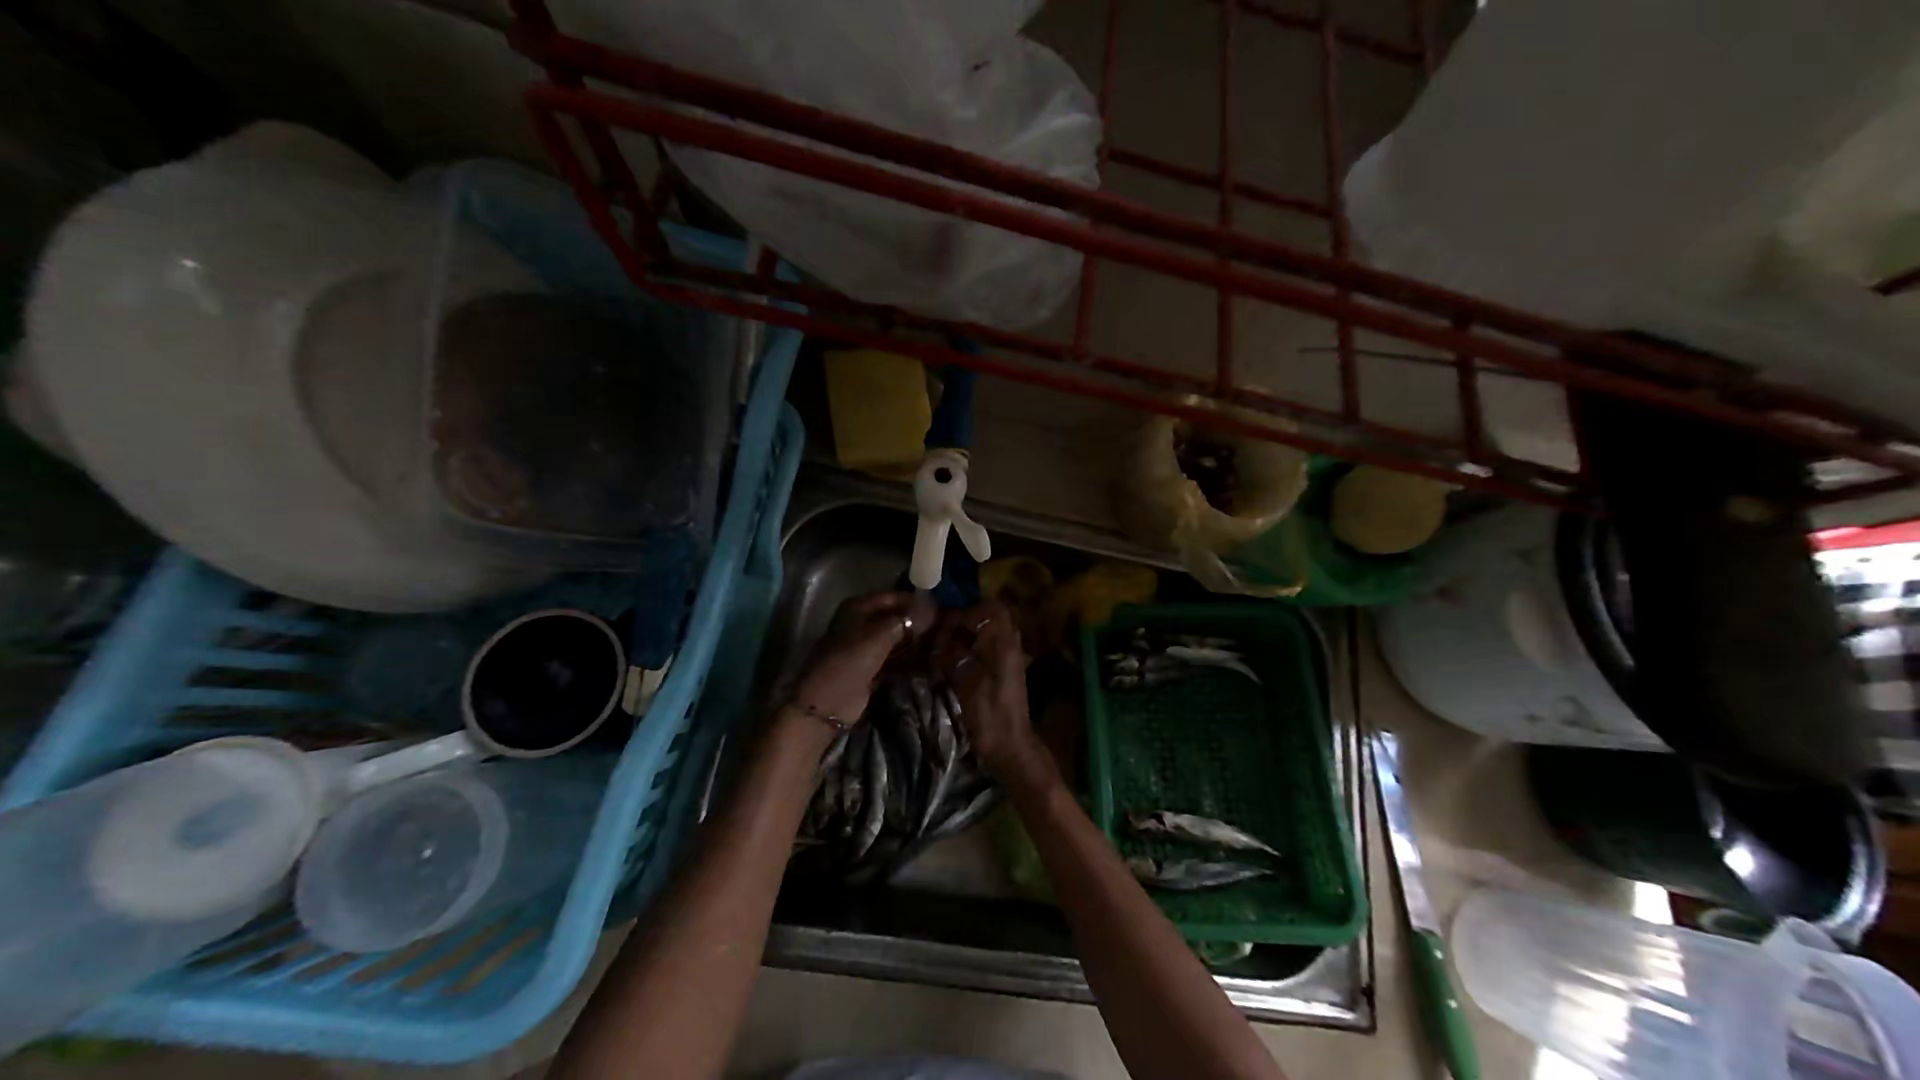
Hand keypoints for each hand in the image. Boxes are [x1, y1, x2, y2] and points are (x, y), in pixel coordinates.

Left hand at [789, 592, 929, 725]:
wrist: (828, 702)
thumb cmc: (850, 660)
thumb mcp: (879, 635)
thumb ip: (906, 620)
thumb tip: (932, 609)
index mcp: (857, 608)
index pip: (891, 597)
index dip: (914, 601)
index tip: (940, 606)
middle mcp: (860, 623)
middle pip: (893, 618)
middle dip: (916, 621)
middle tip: (945, 624)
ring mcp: (865, 647)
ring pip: (895, 638)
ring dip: (914, 641)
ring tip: (942, 641)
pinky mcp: (870, 668)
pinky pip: (894, 658)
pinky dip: (908, 658)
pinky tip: (929, 659)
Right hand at [937, 601, 1053, 791]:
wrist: (1010, 747)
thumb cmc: (990, 714)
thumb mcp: (967, 682)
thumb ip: (954, 655)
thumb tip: (939, 640)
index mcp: (1004, 644)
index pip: (991, 609)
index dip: (966, 611)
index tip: (944, 622)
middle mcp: (1008, 647)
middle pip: (987, 621)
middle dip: (961, 624)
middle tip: (937, 635)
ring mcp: (1006, 661)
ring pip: (984, 637)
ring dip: (962, 639)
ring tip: (938, 649)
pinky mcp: (1000, 675)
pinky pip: (983, 653)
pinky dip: (966, 654)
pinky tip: (947, 665)